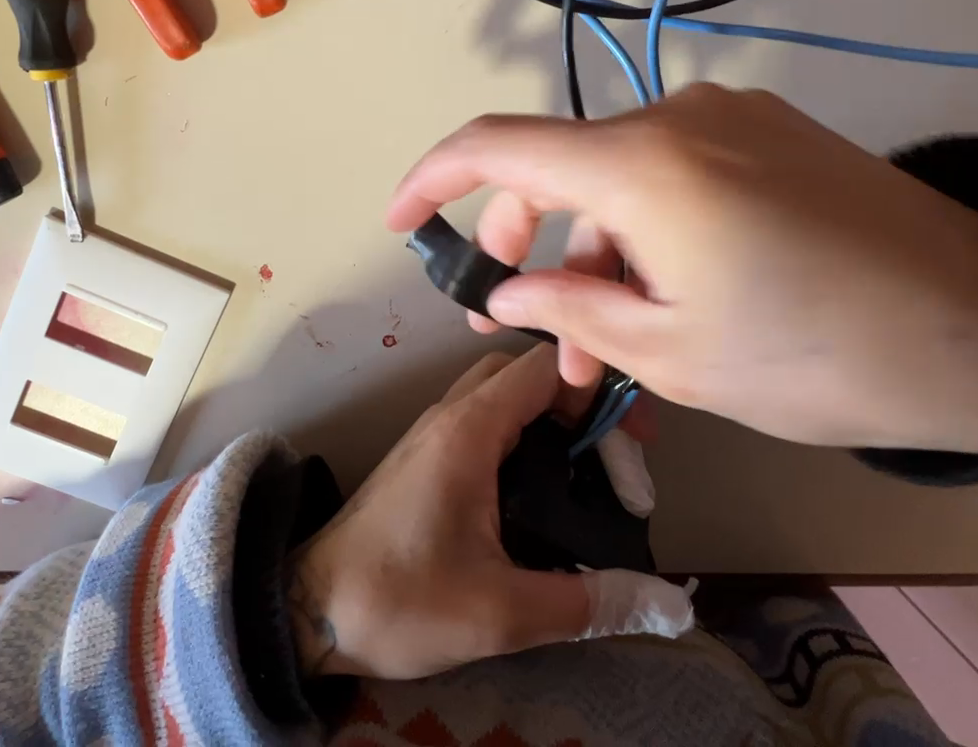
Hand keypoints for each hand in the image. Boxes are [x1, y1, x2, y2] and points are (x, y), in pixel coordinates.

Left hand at [287, 346, 692, 680]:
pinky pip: (487, 421)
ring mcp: (434, 433)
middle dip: (581, 402)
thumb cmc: (399, 601)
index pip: (547, 367)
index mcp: (469, 429)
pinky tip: (548, 487)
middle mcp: (451, 414)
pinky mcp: (427, 457)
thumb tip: (671, 605)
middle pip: (528, 373)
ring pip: (505, 395)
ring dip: (552, 418)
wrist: (306, 611)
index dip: (599, 389)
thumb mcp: (500, 611)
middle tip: (620, 458)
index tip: (633, 441)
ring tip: (595, 472)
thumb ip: (588, 602)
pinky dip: (526, 435)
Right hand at [386, 84, 977, 455]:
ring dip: (594, 252)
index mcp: (639, 165)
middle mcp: (677, 117)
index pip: (494, 146)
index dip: (431, 180)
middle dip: (524, 239)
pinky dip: (645, 231)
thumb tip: (506, 291)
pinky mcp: (773, 135)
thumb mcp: (667, 352)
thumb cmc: (812, 356)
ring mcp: (731, 119)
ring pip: (619, 181)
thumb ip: (566, 308)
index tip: (400, 222)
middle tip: (525, 318)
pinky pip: (675, 176)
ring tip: (606, 340)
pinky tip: (667, 293)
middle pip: (558, 164)